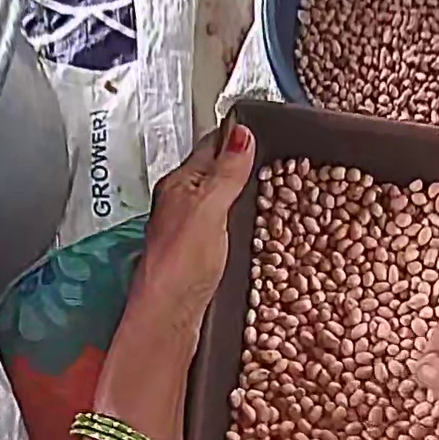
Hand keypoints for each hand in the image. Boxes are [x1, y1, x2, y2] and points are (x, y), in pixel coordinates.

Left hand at [129, 122, 256, 328]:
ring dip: (238, 196)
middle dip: (239, 165)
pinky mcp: (197, 261)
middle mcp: (180, 207)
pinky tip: (248, 230)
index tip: (256, 124)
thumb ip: (226, 174)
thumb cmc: (181, 264)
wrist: (169, 315)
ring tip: (266, 188)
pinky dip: (236, 223)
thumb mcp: (209, 209)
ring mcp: (188, 235)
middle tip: (269, 156)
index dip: (234, 135)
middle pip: (213, 176)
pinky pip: (221, 230)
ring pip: (217, 204)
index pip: (210, 147)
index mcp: (179, 186)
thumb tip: (241, 132)